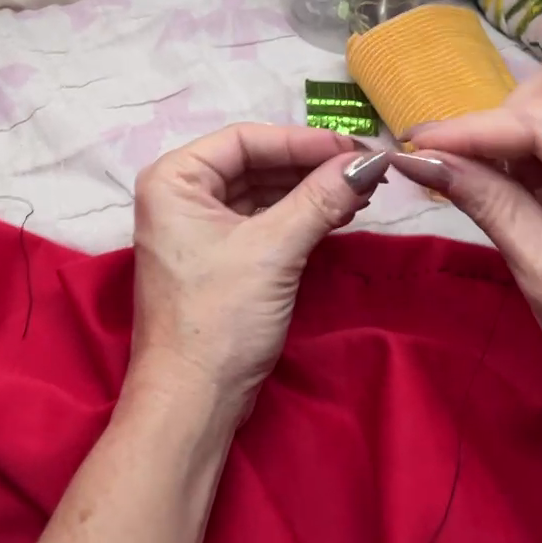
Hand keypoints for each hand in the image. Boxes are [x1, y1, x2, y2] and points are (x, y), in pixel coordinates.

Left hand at [128, 124, 367, 412]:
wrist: (192, 401)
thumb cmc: (219, 316)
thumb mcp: (274, 250)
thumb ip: (320, 199)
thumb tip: (368, 162)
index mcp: (173, 178)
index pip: (245, 140)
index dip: (302, 140)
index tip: (354, 147)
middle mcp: (180, 193)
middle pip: (255, 163)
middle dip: (311, 166)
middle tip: (366, 168)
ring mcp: (198, 224)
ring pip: (262, 191)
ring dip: (311, 191)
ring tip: (363, 190)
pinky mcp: (219, 253)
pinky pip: (263, 219)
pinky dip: (300, 216)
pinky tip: (340, 212)